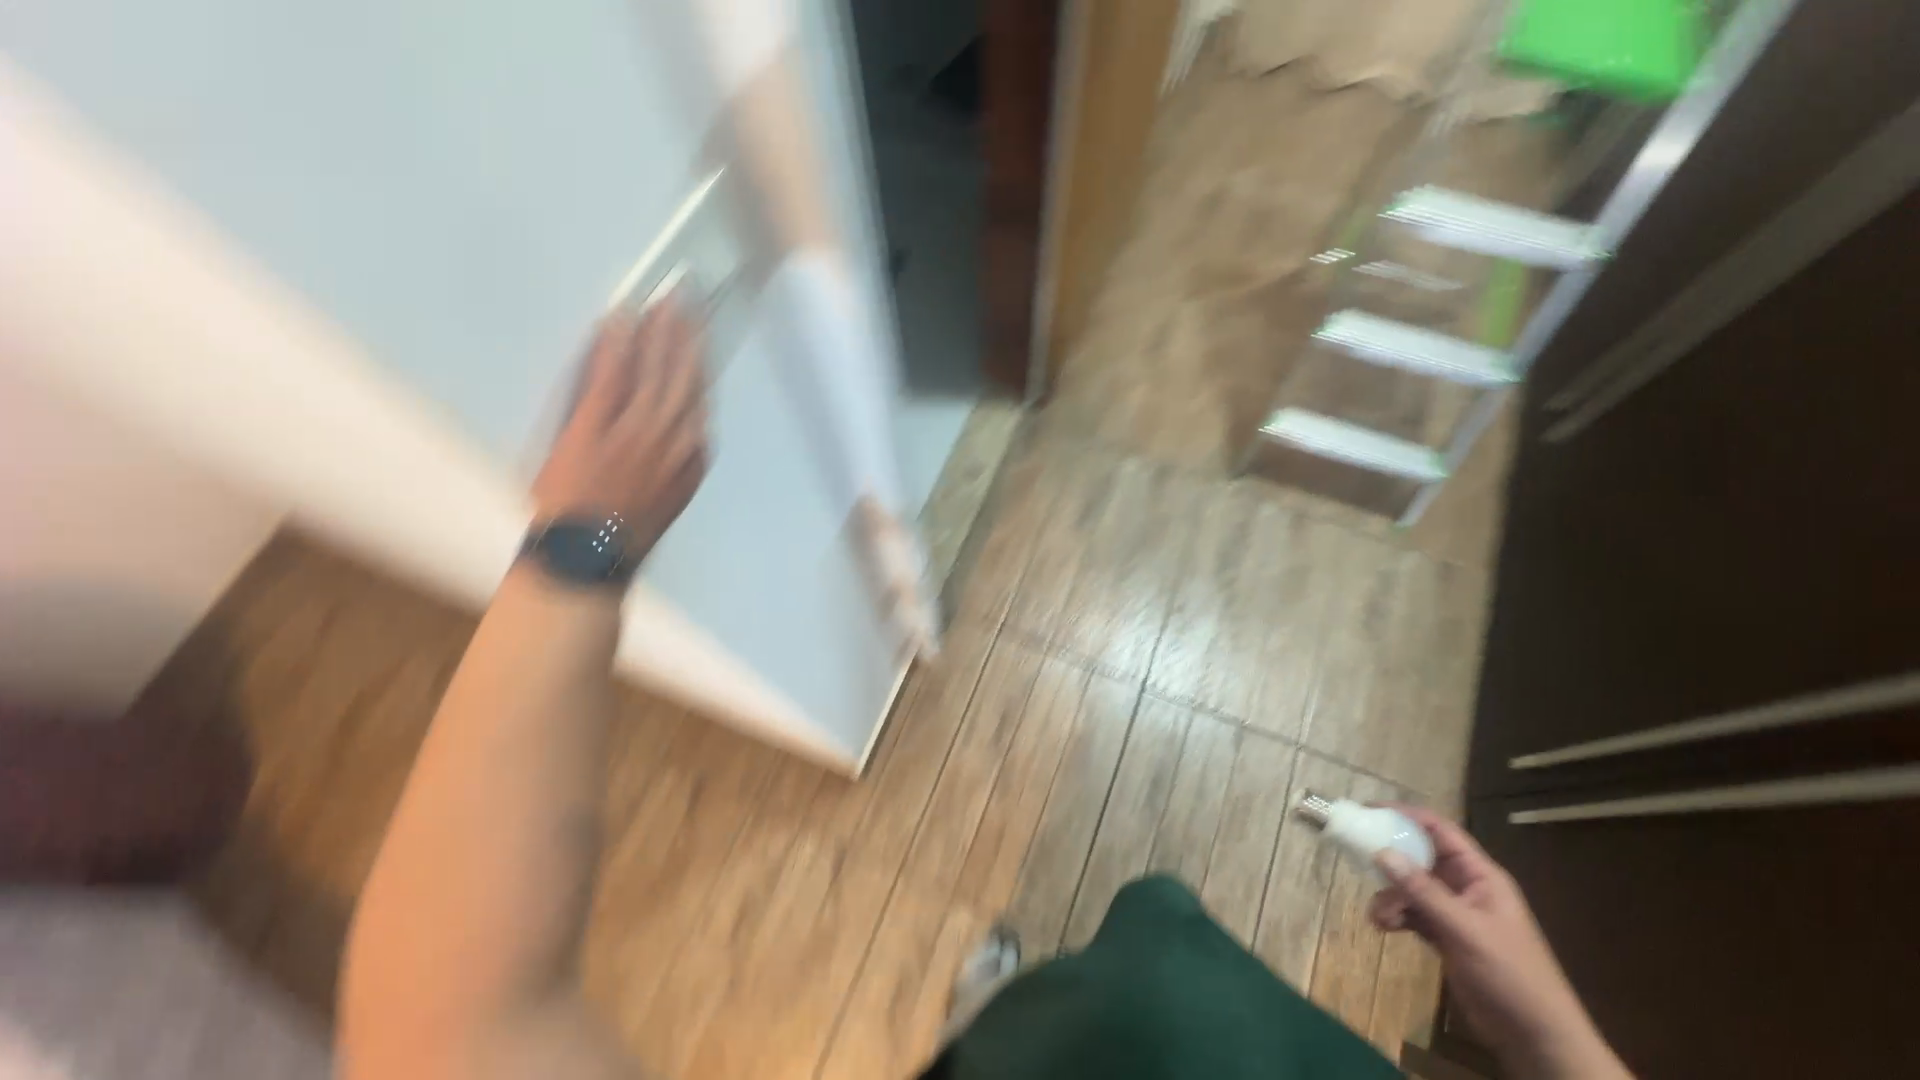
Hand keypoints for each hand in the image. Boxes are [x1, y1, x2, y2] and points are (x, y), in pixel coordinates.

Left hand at [533, 300, 709, 560]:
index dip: (700, 365)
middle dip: (688, 336)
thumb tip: (686, 435)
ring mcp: (636, 431)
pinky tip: (620, 319)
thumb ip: (679, 464)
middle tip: (687, 300)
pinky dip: (617, 345)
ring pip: (655, 371)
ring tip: (663, 301)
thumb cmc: (625, 534)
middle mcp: (672, 439)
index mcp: (692, 458)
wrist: (587, 558)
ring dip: (660, 332)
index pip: (699, 401)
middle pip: (685, 377)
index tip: (700, 339)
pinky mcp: (597, 427)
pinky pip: (612, 377)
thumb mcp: (670, 499)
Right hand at [1369, 806, 1631, 1079]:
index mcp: (1481, 876)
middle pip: (1421, 859)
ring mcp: (1456, 914)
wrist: (1535, 1035)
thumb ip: (1423, 891)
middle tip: (1359, 860)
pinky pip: (1413, 914)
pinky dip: (1397, 916)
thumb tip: (1382, 852)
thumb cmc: (1510, 973)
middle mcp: (1466, 888)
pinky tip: (1385, 927)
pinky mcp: (1446, 937)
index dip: (1408, 817)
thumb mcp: (1465, 929)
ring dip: (1390, 897)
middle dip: (1391, 861)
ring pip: (1412, 889)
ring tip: (1378, 916)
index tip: (1371, 811)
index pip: (1441, 833)